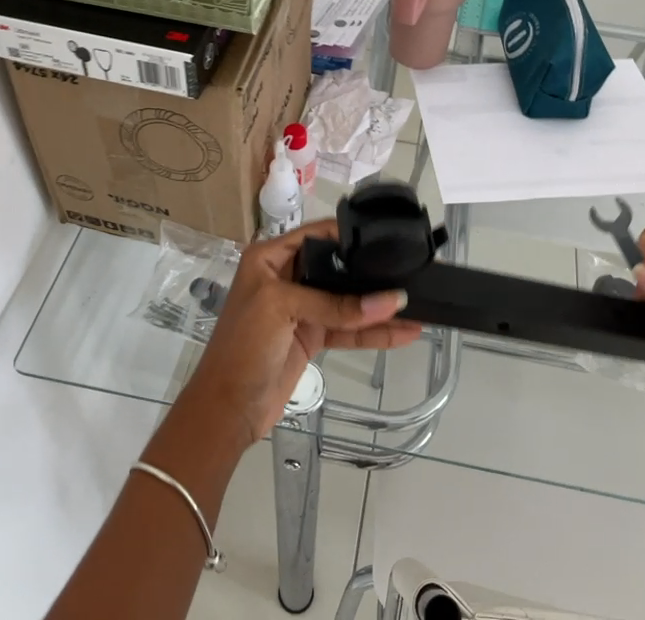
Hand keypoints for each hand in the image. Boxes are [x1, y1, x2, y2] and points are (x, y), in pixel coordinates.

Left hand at [182, 220, 421, 448]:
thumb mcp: (282, 309)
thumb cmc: (243, 346)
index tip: (387, 237)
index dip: (348, 235)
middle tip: (411, 271)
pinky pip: (348, 330)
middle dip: (370, 272)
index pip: (316, 235)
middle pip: (336, 267)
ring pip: (346, 302)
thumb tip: (392, 301)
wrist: (226, 408)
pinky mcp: (312, 337)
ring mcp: (300, 309)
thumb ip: (336, 305)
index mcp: (268, 258)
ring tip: (418, 305)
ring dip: (378, 307)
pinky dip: (374, 332)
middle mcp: (285, 277)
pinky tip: (404, 332)